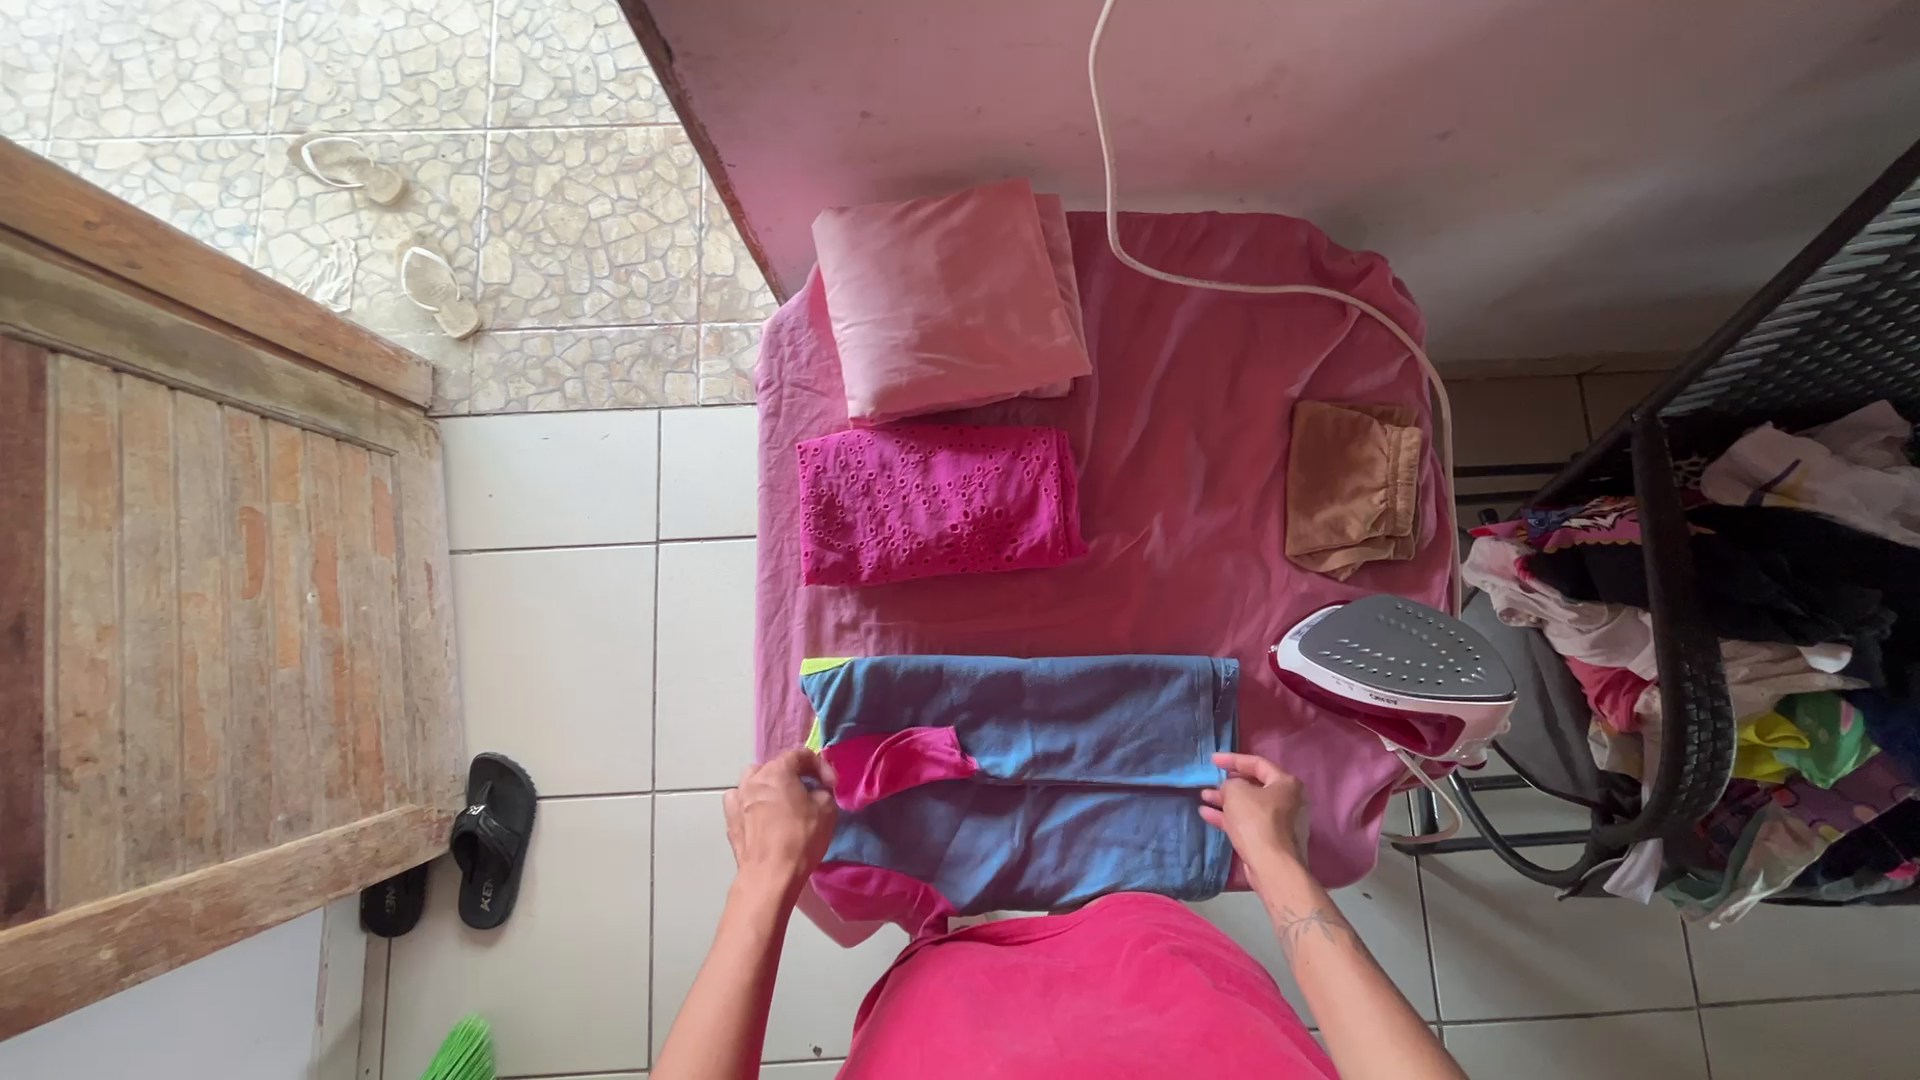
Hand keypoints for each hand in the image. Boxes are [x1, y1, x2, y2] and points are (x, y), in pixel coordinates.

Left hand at [723, 749, 838, 899]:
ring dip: (769, 786)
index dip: (820, 766)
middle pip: (776, 766)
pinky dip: (750, 802)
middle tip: (809, 792)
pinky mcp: (730, 820)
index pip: (801, 755)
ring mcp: (738, 799)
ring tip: (782, 801)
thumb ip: (822, 791)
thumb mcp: (827, 809)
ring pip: (754, 781)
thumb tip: (815, 793)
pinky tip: (760, 814)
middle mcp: (753, 779)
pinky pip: (740, 801)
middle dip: (794, 775)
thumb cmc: (801, 838)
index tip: (831, 785)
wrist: (771, 875)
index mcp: (777, 770)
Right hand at [1199, 752, 1310, 889]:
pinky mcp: (1272, 840)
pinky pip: (1248, 822)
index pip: (1257, 763)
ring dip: (1225, 801)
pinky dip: (1229, 817)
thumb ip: (1230, 783)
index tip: (1212, 760)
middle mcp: (1289, 801)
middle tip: (1210, 781)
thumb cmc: (1256, 821)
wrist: (1272, 867)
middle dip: (1228, 784)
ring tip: (1204, 797)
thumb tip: (1231, 789)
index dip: (1232, 759)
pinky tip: (1207, 815)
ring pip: (1248, 806)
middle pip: (1254, 786)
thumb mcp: (1236, 792)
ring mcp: (1281, 823)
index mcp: (1286, 784)